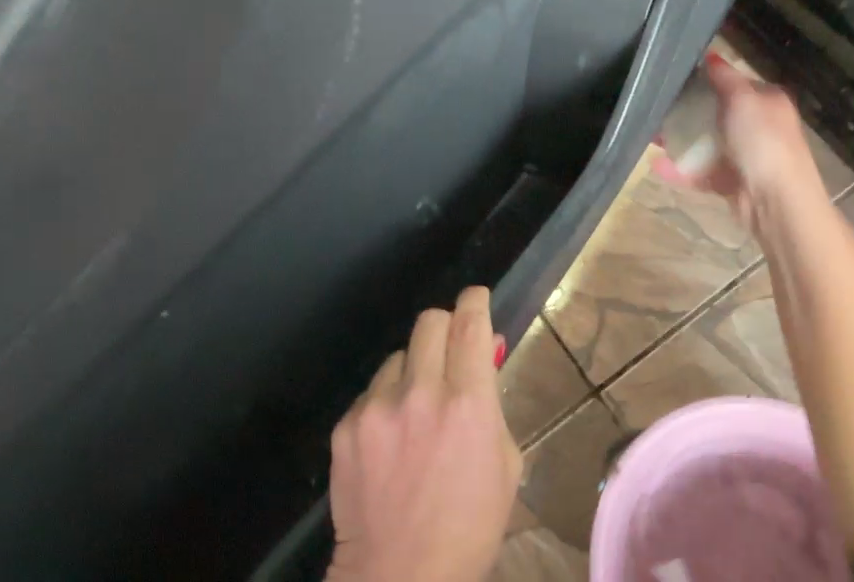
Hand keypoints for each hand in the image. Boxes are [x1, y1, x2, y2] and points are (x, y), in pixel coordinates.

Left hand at [325, 286, 521, 581]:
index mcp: (468, 403)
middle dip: (445, 328)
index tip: (476, 299)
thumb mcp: (505, 465)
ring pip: (397, 356)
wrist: (402, 577)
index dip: (475, 301)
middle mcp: (420, 393)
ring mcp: (377, 408)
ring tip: (416, 410)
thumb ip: (491, 406)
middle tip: (451, 351)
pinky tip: (391, 439)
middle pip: (429, 321)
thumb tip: (481, 366)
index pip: (470, 323)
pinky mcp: (347, 426)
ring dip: (413, 370)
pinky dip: (385, 402)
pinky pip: (371, 391)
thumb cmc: (469, 528)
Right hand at [651, 55, 830, 228]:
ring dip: (679, 140)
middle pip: (716, 114)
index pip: (734, 84)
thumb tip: (710, 54)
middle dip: (686, 112)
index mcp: (766, 102)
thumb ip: (724, 77)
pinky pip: (701, 172)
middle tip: (656, 107)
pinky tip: (657, 165)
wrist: (776, 202)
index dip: (707, 79)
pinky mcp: (732, 183)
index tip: (676, 79)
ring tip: (649, 136)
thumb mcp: (743, 99)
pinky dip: (680, 169)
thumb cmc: (763, 142)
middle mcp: (758, 127)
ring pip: (706, 144)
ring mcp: (745, 156)